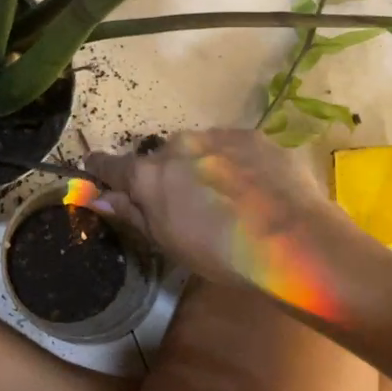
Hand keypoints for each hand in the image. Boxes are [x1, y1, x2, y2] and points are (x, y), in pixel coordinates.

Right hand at [85, 130, 359, 292]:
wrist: (294, 241)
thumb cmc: (221, 254)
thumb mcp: (167, 242)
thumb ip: (132, 213)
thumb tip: (99, 196)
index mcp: (148, 174)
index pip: (109, 164)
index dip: (101, 171)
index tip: (97, 174)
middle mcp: (177, 145)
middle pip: (158, 158)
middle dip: (164, 175)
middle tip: (183, 205)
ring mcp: (216, 136)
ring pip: (196, 150)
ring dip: (200, 167)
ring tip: (224, 199)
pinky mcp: (253, 136)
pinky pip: (230, 147)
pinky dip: (232, 163)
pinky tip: (251, 190)